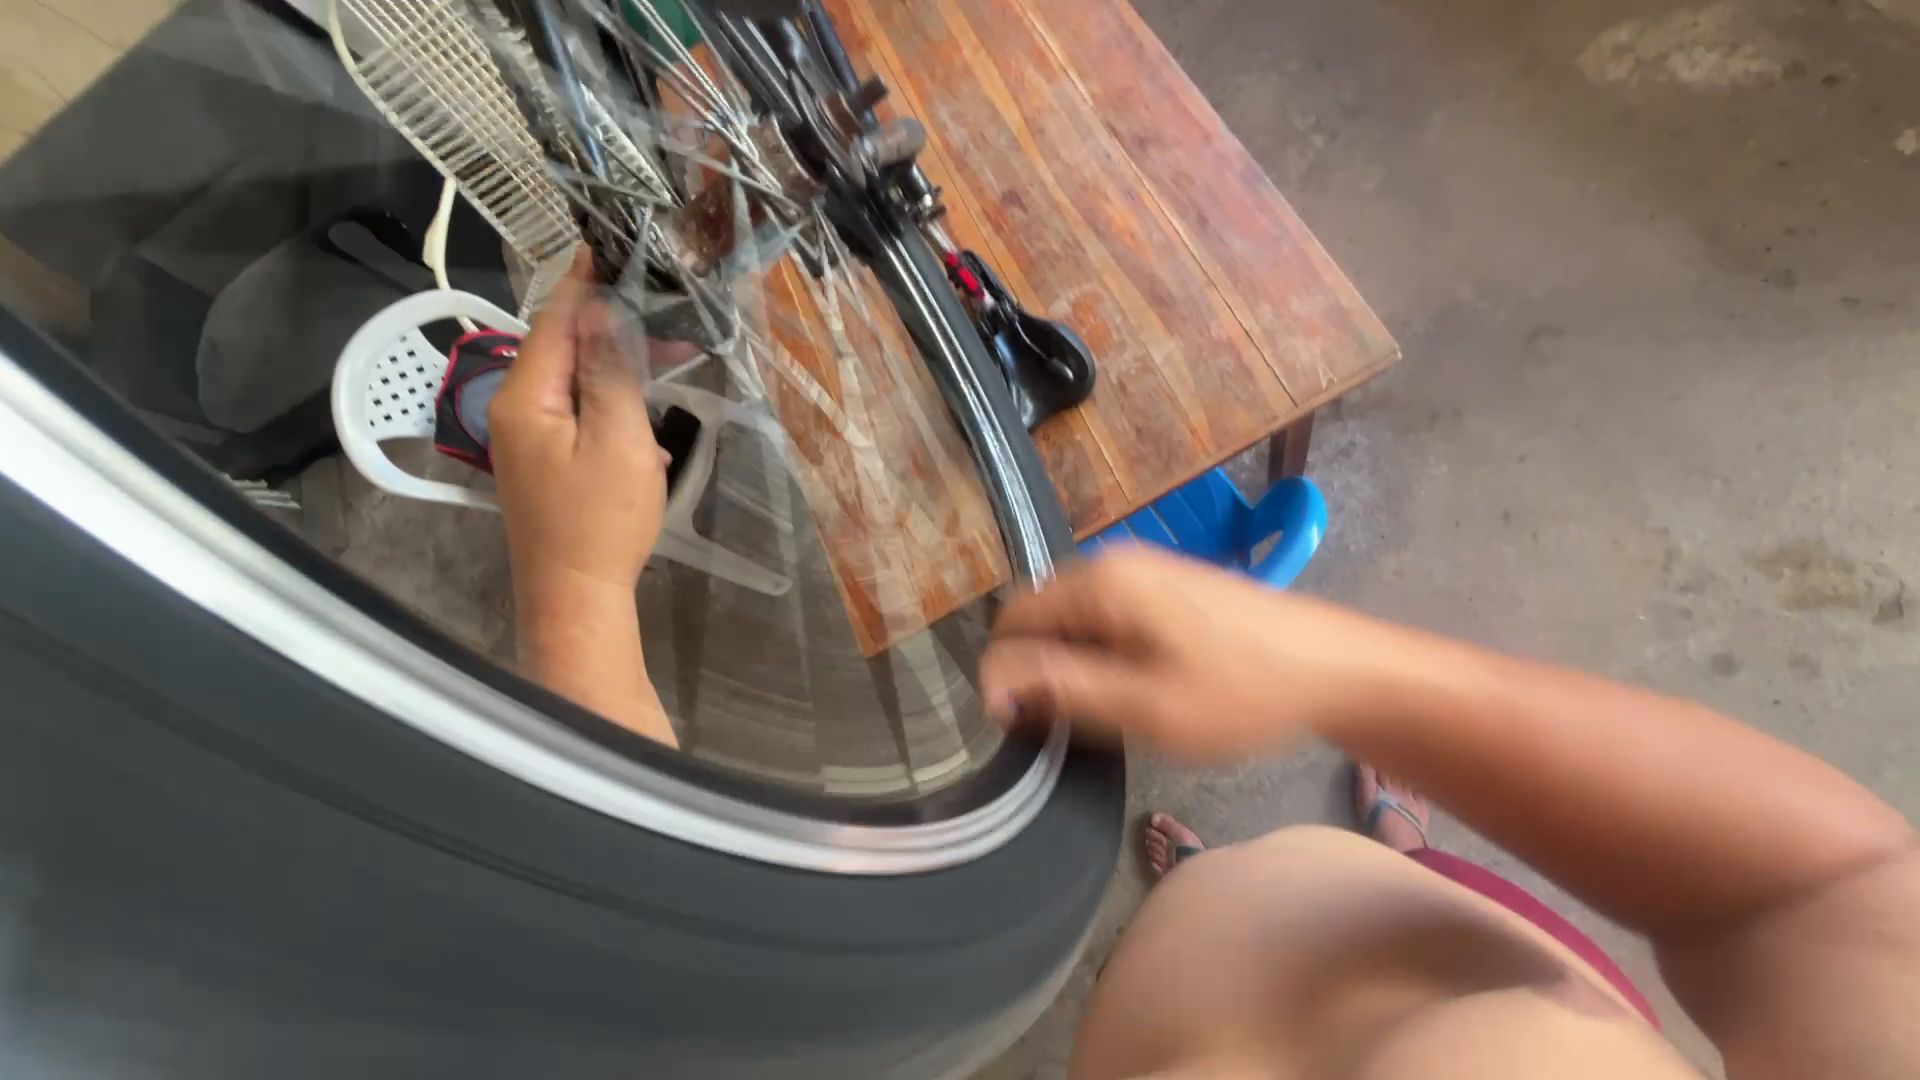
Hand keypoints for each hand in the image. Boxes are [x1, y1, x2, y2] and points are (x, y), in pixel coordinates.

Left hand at [488, 253, 693, 607]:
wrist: (576, 595)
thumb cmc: (602, 519)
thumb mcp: (617, 439)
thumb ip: (610, 372)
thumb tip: (603, 312)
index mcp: (526, 397)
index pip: (554, 322)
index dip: (583, 285)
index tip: (609, 250)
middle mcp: (516, 410)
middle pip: (563, 351)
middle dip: (614, 330)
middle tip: (671, 320)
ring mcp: (528, 440)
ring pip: (575, 385)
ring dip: (619, 370)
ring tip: (670, 363)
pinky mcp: (545, 463)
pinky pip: (579, 417)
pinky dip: (613, 408)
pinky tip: (647, 426)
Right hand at [979, 547, 1435, 762]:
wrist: (1336, 668)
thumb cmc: (1241, 692)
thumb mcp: (1145, 706)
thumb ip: (1061, 688)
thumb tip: (991, 680)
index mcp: (1098, 582)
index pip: (1011, 621)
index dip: (1008, 675)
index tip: (1030, 726)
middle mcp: (1111, 561)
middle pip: (1040, 616)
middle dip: (1043, 668)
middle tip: (1080, 722)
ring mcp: (1141, 568)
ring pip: (1073, 618)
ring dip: (1076, 663)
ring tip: (1116, 706)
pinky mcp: (1164, 582)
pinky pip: (1105, 615)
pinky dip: (1104, 651)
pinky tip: (1142, 683)